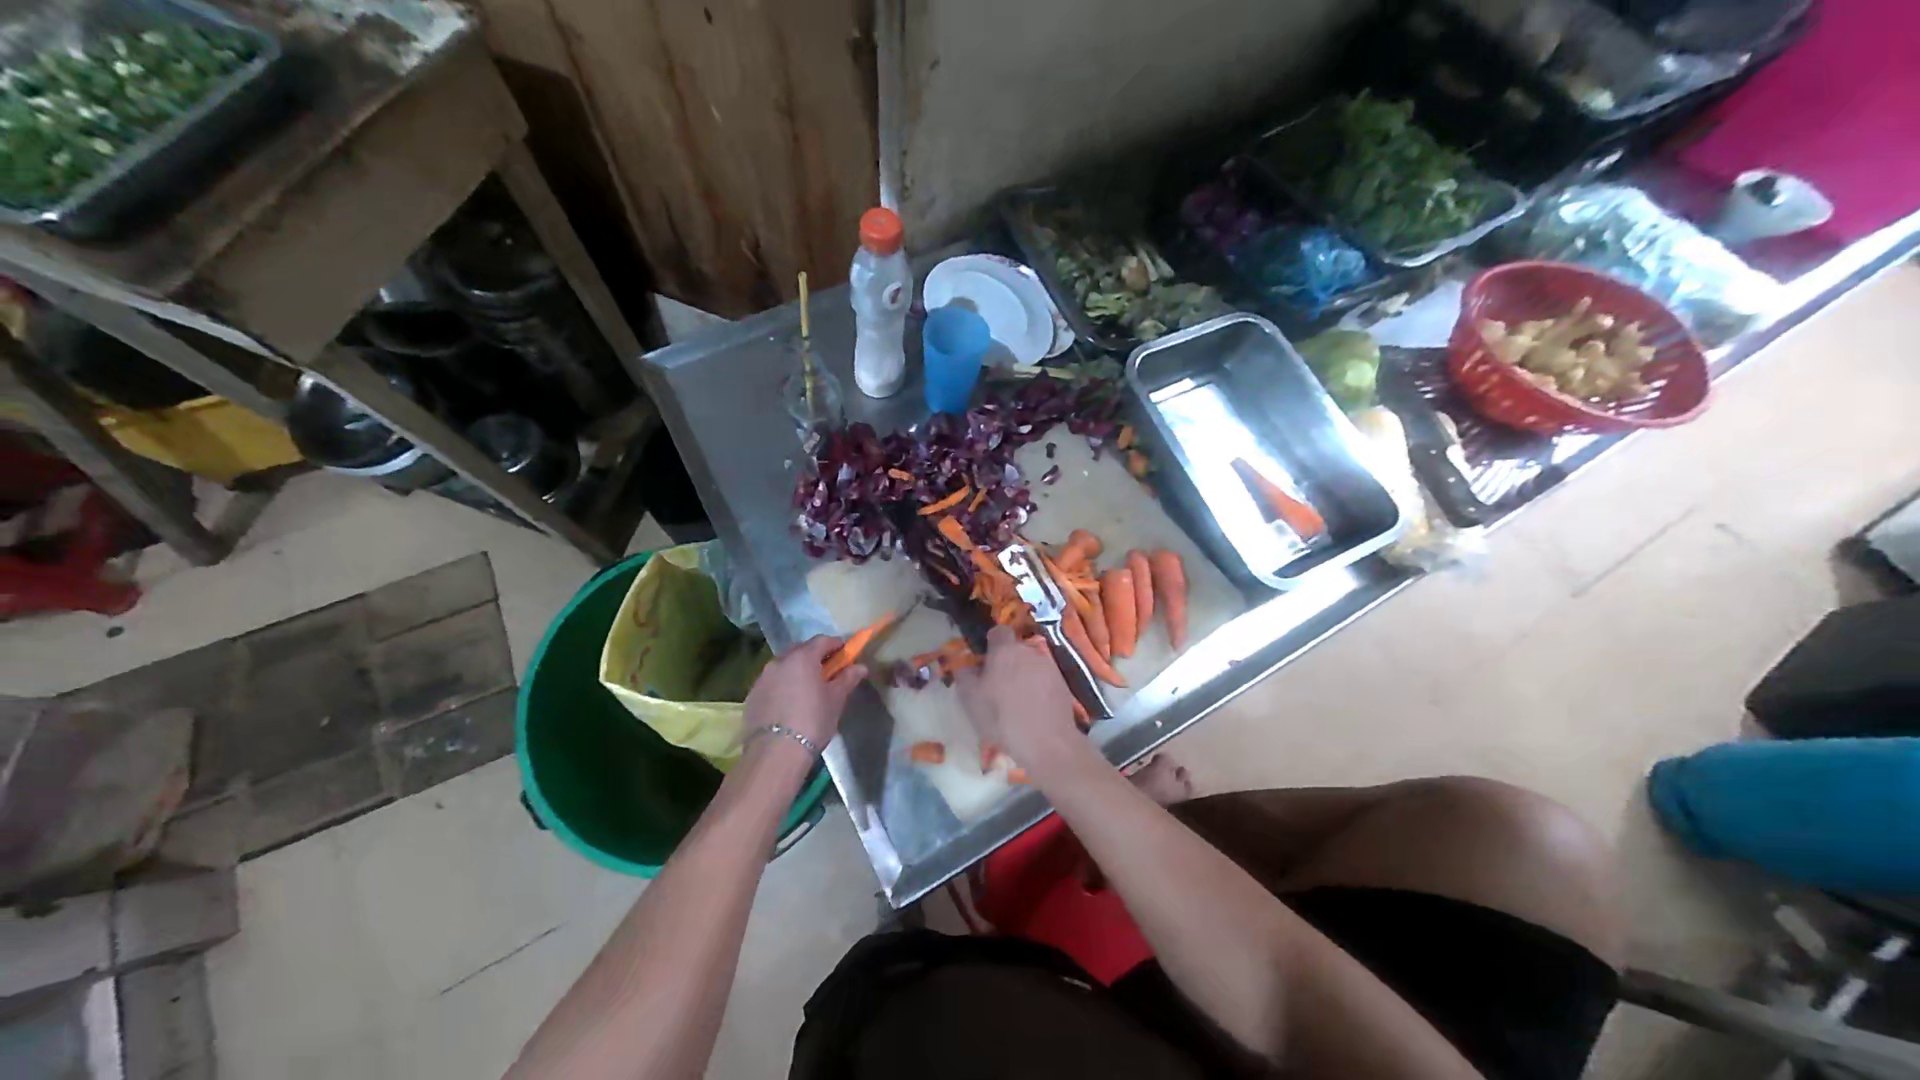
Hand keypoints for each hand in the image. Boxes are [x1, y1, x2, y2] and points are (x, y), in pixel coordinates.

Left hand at [742, 635, 864, 748]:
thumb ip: (847, 679)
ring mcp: (762, 678)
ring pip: (783, 666)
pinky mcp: (751, 696)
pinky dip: (782, 686)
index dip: (836, 645)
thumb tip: (860, 666)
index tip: (846, 654)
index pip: (822, 640)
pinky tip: (788, 703)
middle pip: (800, 650)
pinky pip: (771, 683)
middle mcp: (779, 661)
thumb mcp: (836, 700)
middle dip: (814, 656)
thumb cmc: (812, 721)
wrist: (775, 752)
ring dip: (796, 671)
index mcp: (802, 657)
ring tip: (806, 689)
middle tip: (827, 672)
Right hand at [954, 626, 1082, 772]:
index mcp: (1005, 650)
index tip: (985, 660)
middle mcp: (1029, 652)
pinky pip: (1044, 680)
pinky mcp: (1063, 684)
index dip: (991, 643)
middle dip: (1006, 662)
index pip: (998, 632)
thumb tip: (965, 665)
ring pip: (1030, 665)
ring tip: (1016, 702)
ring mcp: (1049, 667)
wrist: (1047, 742)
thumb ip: (964, 676)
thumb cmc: (1001, 717)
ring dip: (1023, 676)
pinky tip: (1032, 710)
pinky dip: (1037, 689)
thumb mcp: (970, 699)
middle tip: (997, 686)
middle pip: (1015, 650)